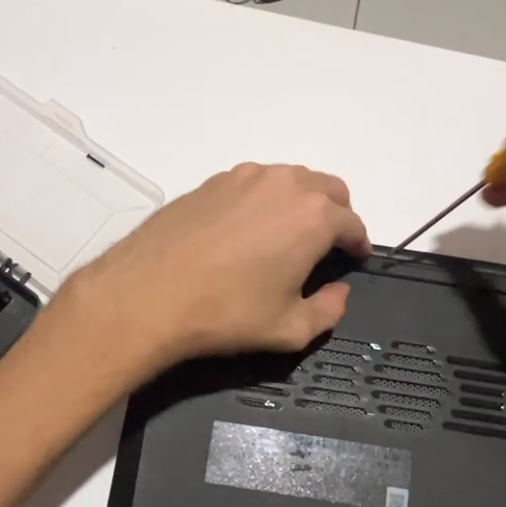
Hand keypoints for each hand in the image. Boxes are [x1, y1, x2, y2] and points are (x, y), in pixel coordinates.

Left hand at [54, 163, 370, 372]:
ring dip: (301, 203)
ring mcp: (244, 177)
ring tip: (287, 237)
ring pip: (290, 181)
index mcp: (314, 216)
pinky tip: (247, 232)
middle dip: (336, 216)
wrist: (146, 296)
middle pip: (329, 190)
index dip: (359, 245)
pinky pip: (254, 185)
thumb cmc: (226, 314)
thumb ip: (329, 311)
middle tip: (327, 247)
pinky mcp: (211, 181)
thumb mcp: (289, 329)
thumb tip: (339, 293)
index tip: (355, 260)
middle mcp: (284, 184)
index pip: (353, 224)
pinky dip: (264, 201)